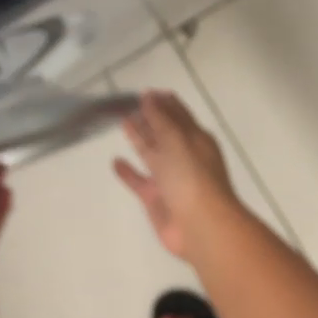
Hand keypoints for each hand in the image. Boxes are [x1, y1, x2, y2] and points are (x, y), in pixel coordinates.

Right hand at [114, 90, 243, 259]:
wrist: (201, 226)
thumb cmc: (192, 176)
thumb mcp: (177, 140)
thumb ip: (160, 119)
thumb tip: (149, 96)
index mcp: (195, 139)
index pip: (178, 115)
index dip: (164, 103)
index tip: (147, 91)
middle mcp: (183, 155)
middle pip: (164, 132)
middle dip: (150, 118)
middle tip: (130, 103)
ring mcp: (169, 177)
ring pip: (151, 153)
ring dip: (139, 139)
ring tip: (123, 122)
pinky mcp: (155, 198)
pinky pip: (139, 181)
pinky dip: (128, 172)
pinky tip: (116, 161)